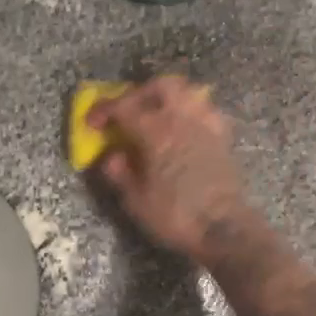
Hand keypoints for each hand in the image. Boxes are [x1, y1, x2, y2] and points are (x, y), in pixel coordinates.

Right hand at [88, 75, 250, 262]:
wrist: (224, 228)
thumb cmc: (175, 216)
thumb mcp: (135, 201)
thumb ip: (119, 173)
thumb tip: (111, 156)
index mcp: (157, 132)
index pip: (125, 107)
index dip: (104, 110)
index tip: (91, 122)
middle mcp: (183, 119)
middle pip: (162, 86)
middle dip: (139, 93)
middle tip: (126, 111)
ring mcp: (207, 125)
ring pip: (187, 92)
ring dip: (166, 98)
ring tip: (155, 116)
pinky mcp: (222, 138)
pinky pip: (205, 110)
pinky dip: (189, 112)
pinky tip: (182, 129)